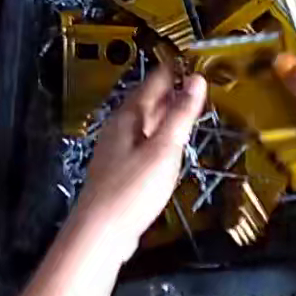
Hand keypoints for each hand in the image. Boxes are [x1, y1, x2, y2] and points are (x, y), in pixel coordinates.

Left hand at [73, 65, 207, 257]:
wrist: (100, 234)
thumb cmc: (132, 189)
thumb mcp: (165, 148)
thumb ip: (181, 114)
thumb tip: (196, 80)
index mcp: (129, 116)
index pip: (155, 81)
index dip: (175, 69)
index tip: (192, 60)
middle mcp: (119, 127)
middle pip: (147, 100)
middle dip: (171, 90)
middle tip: (193, 82)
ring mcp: (116, 149)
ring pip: (144, 121)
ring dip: (165, 112)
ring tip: (185, 108)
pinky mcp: (118, 170)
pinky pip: (142, 141)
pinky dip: (158, 135)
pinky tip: (167, 146)